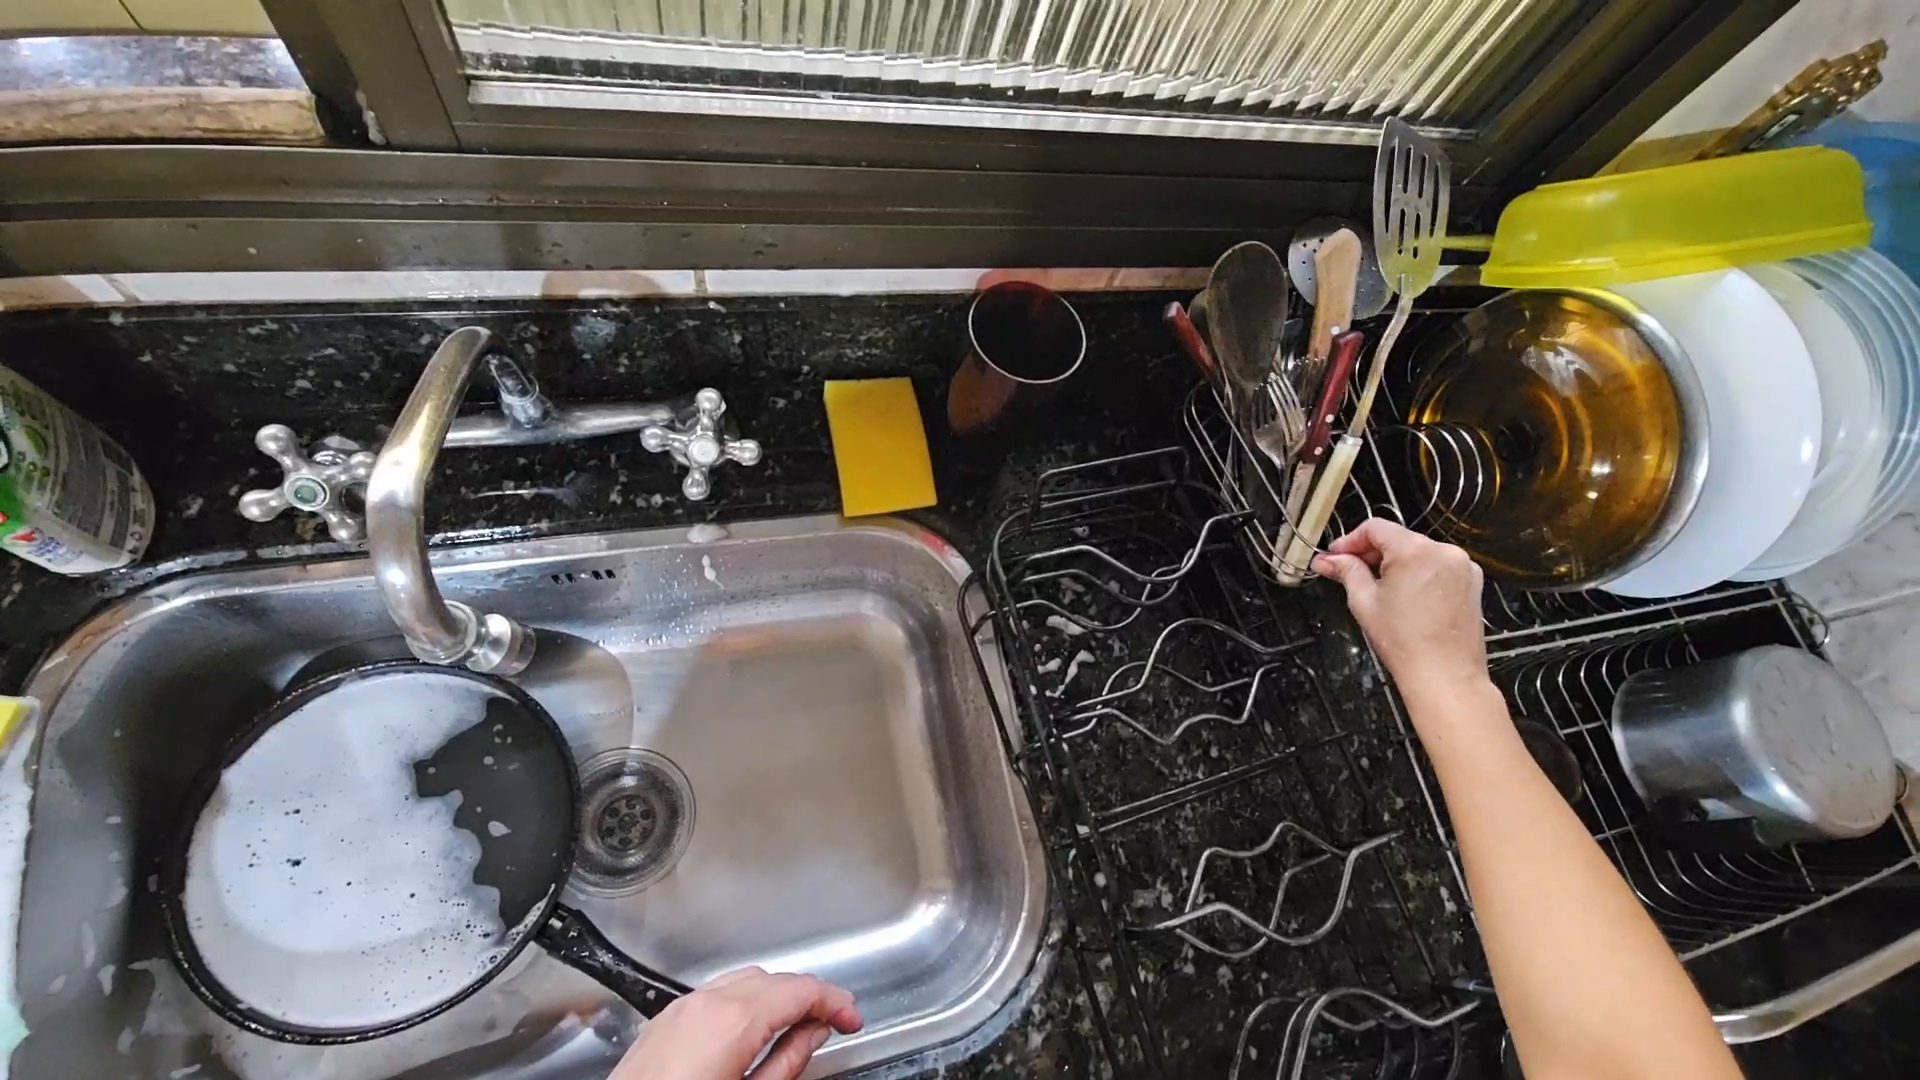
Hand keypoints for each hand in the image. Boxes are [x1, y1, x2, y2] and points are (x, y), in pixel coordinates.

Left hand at [613, 967, 862, 1079]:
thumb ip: (788, 1061)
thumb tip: (814, 1032)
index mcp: (735, 1019)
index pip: (801, 990)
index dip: (835, 1001)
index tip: (853, 1019)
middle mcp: (708, 1000)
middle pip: (776, 979)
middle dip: (808, 996)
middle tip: (833, 1023)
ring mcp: (682, 1006)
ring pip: (746, 980)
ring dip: (777, 995)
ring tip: (796, 1025)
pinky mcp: (664, 1019)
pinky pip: (717, 993)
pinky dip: (745, 1000)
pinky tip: (753, 1029)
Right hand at [1311, 518, 1490, 707]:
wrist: (1445, 675)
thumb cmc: (1401, 640)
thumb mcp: (1364, 602)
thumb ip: (1347, 571)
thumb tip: (1328, 559)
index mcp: (1415, 551)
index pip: (1375, 528)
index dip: (1349, 540)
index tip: (1333, 557)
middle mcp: (1444, 551)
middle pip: (1397, 538)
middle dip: (1370, 552)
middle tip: (1345, 571)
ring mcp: (1463, 565)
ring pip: (1417, 551)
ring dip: (1393, 562)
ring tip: (1373, 586)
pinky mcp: (1472, 581)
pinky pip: (1436, 565)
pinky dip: (1416, 572)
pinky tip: (1402, 594)